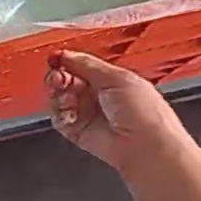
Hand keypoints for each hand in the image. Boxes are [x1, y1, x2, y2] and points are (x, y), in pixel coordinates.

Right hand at [46, 50, 189, 173]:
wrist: (145, 145)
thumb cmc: (144, 113)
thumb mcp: (117, 78)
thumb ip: (86, 65)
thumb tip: (65, 55)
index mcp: (109, 79)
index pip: (79, 65)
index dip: (65, 61)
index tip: (55, 59)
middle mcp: (96, 95)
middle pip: (64, 80)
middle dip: (58, 78)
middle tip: (58, 79)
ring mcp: (85, 113)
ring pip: (58, 98)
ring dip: (59, 97)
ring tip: (68, 100)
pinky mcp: (77, 130)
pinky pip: (58, 118)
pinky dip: (60, 115)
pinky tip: (70, 115)